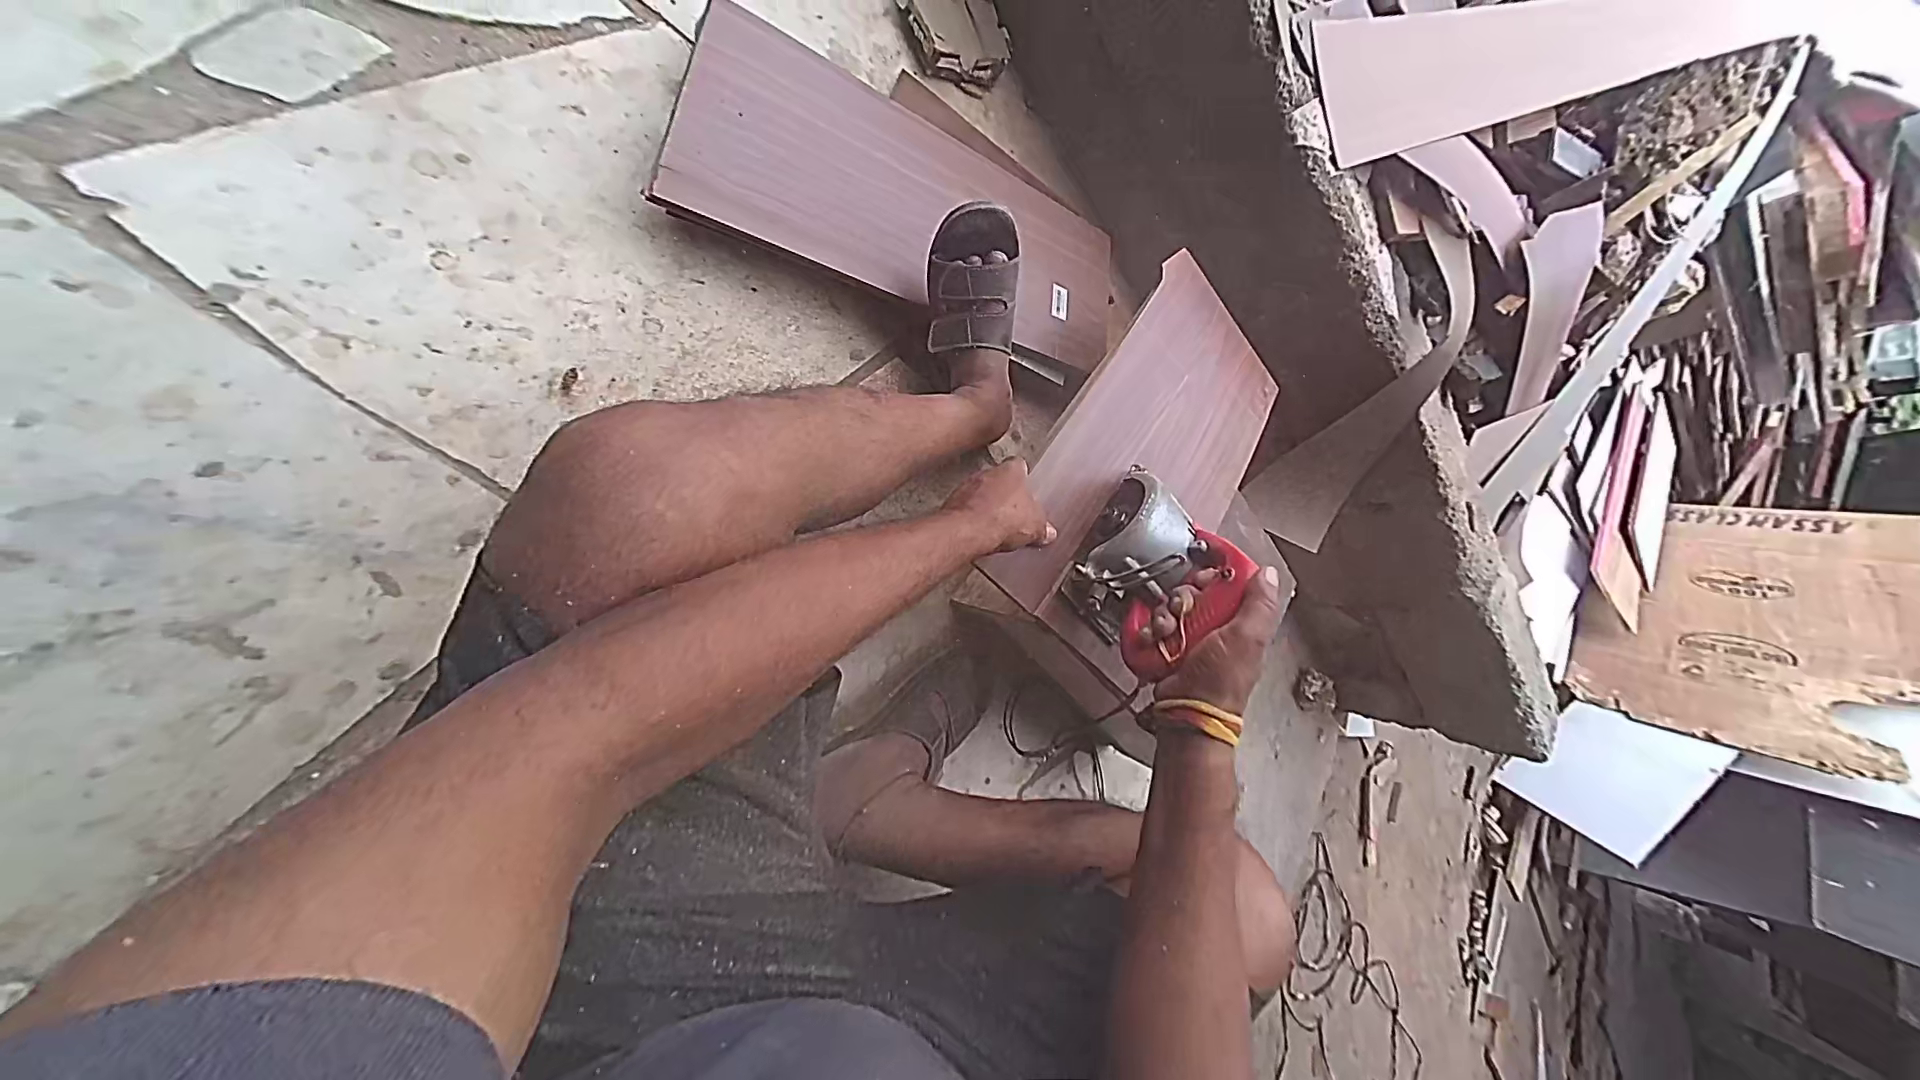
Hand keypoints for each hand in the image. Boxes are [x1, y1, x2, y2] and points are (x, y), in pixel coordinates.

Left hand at [943, 459, 1055, 553]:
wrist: (968, 530)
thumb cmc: (1002, 518)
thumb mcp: (1035, 526)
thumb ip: (1042, 526)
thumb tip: (1048, 532)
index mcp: (1011, 470)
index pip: (1019, 465)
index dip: (1023, 477)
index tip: (1026, 488)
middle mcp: (987, 472)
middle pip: (998, 479)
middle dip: (1003, 494)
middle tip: (1012, 512)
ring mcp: (967, 486)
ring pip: (979, 493)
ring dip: (985, 505)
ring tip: (994, 525)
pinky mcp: (952, 503)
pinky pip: (965, 508)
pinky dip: (971, 517)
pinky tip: (978, 532)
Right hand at [1146, 564, 1286, 714]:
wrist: (1187, 711)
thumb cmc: (1220, 683)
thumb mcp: (1247, 639)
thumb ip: (1260, 605)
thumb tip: (1270, 575)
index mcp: (1239, 621)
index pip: (1226, 582)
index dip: (1213, 575)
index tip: (1203, 580)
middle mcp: (1215, 626)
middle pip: (1193, 591)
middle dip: (1183, 598)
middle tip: (1183, 611)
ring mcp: (1190, 636)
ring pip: (1171, 606)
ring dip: (1165, 616)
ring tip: (1168, 632)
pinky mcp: (1168, 646)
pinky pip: (1154, 624)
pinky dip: (1152, 630)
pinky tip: (1157, 640)